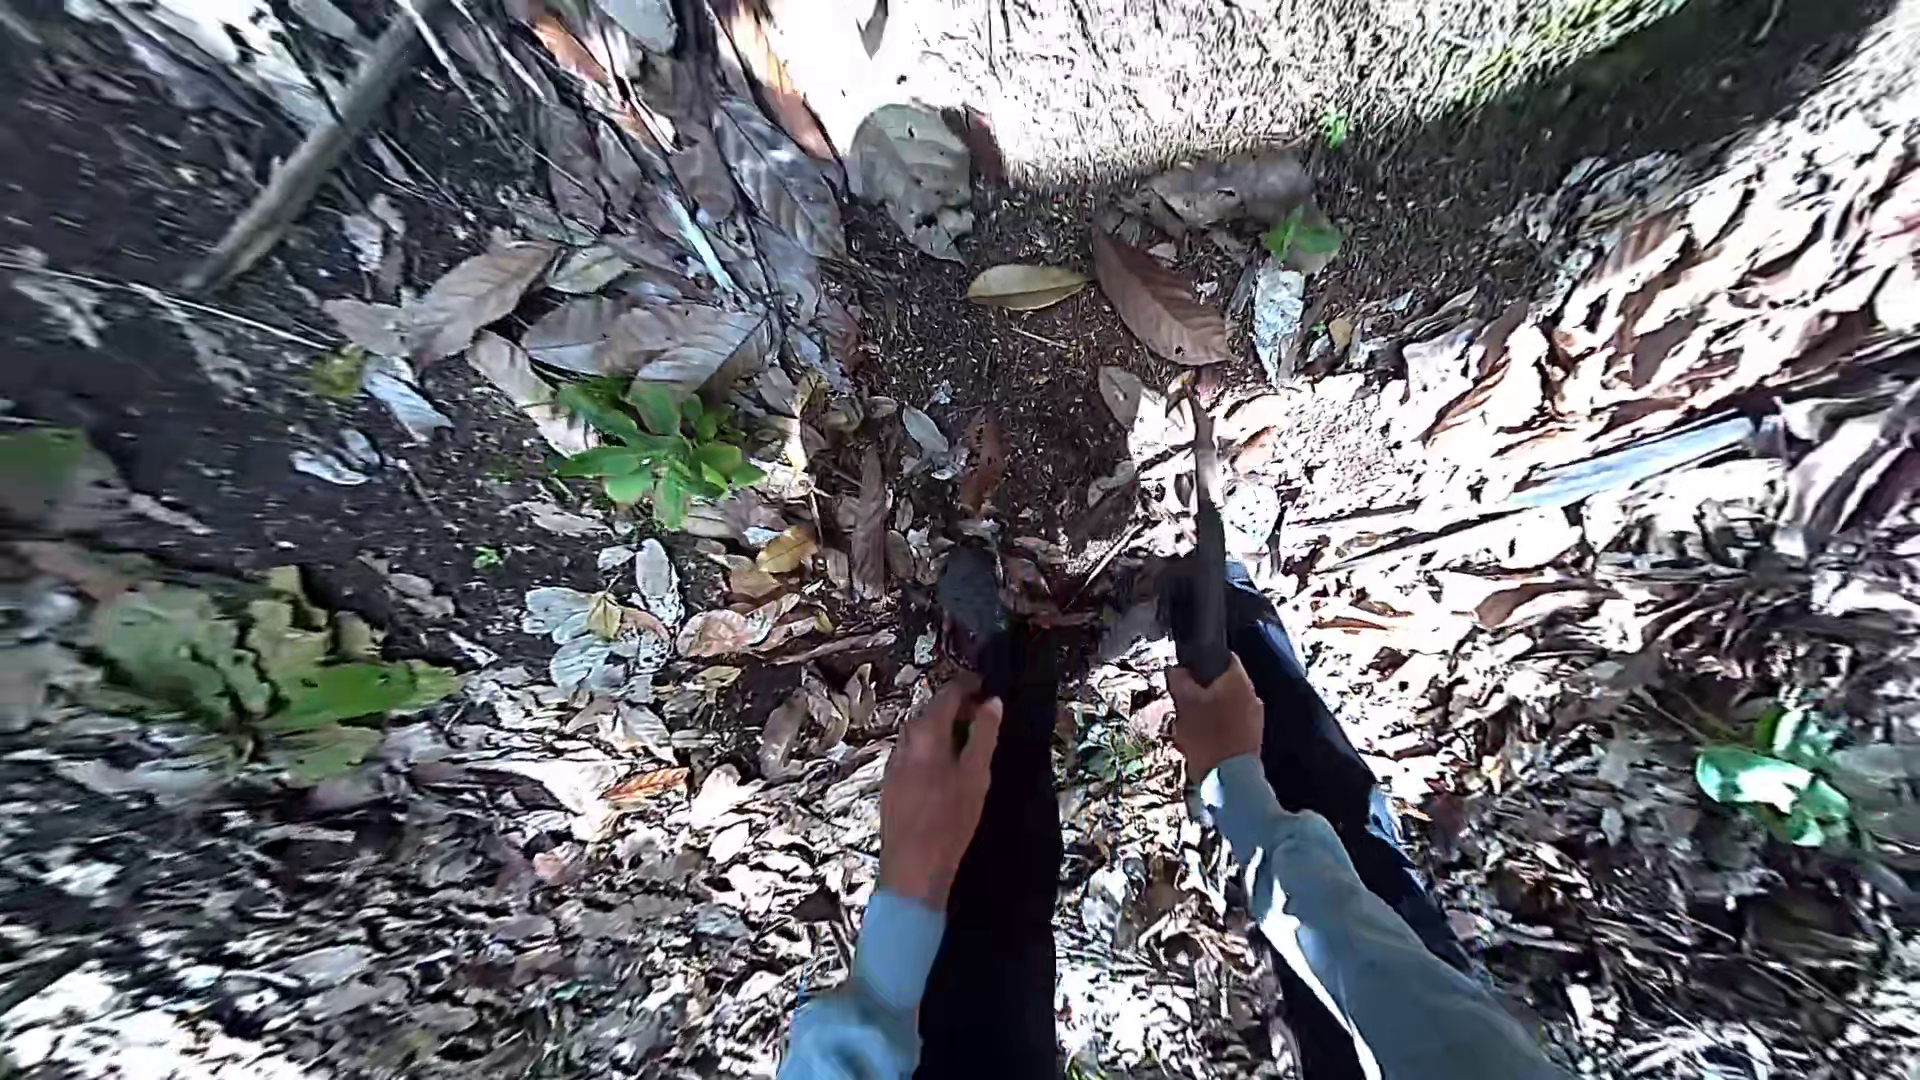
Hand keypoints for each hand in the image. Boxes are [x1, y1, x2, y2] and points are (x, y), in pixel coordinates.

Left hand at [878, 675, 1002, 909]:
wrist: (912, 869)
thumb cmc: (950, 819)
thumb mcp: (976, 774)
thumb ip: (984, 734)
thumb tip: (993, 702)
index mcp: (926, 732)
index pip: (947, 694)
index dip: (967, 685)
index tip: (985, 685)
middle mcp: (905, 740)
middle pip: (931, 711)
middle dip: (957, 707)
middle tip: (982, 716)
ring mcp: (894, 761)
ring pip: (920, 732)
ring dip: (943, 728)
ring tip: (967, 741)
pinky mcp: (890, 781)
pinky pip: (913, 751)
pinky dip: (931, 747)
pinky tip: (945, 767)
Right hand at [1167, 656, 1264, 779]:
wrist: (1229, 779)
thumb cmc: (1206, 734)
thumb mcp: (1184, 702)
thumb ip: (1179, 679)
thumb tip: (1178, 669)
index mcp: (1238, 680)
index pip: (1224, 656)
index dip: (1203, 660)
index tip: (1187, 672)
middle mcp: (1252, 694)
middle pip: (1224, 682)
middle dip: (1203, 688)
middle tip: (1184, 699)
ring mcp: (1256, 717)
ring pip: (1227, 702)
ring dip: (1209, 707)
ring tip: (1191, 721)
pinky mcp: (1254, 737)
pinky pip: (1232, 721)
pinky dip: (1218, 724)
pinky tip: (1204, 737)